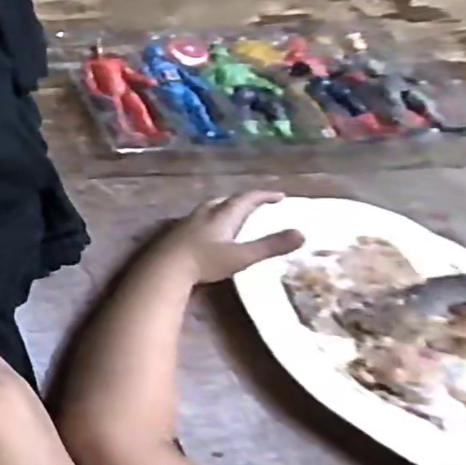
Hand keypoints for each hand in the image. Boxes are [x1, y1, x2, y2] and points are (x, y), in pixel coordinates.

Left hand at [146, 192, 302, 284]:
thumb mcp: (242, 255)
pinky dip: (208, 220)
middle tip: (255, 204)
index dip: (262, 196)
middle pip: (223, 201)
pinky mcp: (174, 234)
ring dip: (222, 208)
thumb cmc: (204, 261)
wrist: (164, 268)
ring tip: (232, 215)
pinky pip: (196, 221)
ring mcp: (185, 224)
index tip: (279, 196)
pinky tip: (207, 232)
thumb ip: (271, 245)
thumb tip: (302, 233)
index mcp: (220, 216)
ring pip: (207, 209)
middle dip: (240, 200)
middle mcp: (202, 215)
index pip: (244, 200)